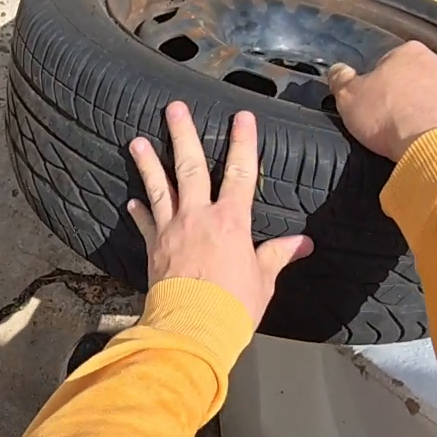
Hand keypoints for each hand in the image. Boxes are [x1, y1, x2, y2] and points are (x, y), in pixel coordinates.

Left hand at [126, 103, 314, 325]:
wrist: (192, 328)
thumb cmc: (232, 306)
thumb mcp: (263, 279)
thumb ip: (277, 255)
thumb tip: (304, 243)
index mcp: (231, 221)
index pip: (241, 172)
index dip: (243, 143)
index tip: (242, 116)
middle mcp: (198, 217)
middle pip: (190, 167)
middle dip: (183, 135)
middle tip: (174, 109)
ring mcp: (172, 230)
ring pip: (159, 188)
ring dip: (148, 163)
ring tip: (137, 141)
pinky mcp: (154, 249)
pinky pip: (145, 224)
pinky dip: (139, 212)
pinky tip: (132, 201)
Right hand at [327, 40, 436, 161]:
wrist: (429, 144)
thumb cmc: (387, 117)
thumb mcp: (348, 98)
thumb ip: (341, 80)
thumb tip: (337, 71)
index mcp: (407, 52)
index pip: (387, 61)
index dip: (377, 82)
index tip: (370, 101)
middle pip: (415, 74)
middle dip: (404, 91)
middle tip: (388, 116)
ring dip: (427, 103)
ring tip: (411, 129)